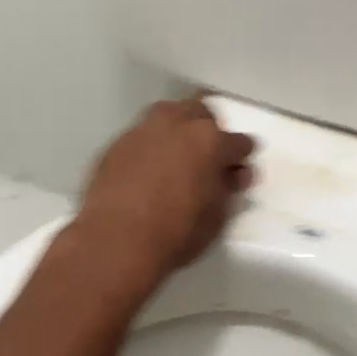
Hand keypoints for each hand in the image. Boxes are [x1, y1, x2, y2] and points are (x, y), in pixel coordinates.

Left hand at [75, 94, 256, 280]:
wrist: (116, 241)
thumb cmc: (176, 233)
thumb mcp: (216, 217)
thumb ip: (228, 189)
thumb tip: (234, 175)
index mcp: (210, 141)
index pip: (239, 142)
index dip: (241, 158)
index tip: (237, 172)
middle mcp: (177, 124)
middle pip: (201, 113)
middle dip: (208, 132)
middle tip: (205, 159)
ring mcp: (142, 130)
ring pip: (167, 116)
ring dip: (177, 131)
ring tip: (175, 159)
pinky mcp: (115, 144)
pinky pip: (140, 137)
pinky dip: (149, 148)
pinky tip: (146, 171)